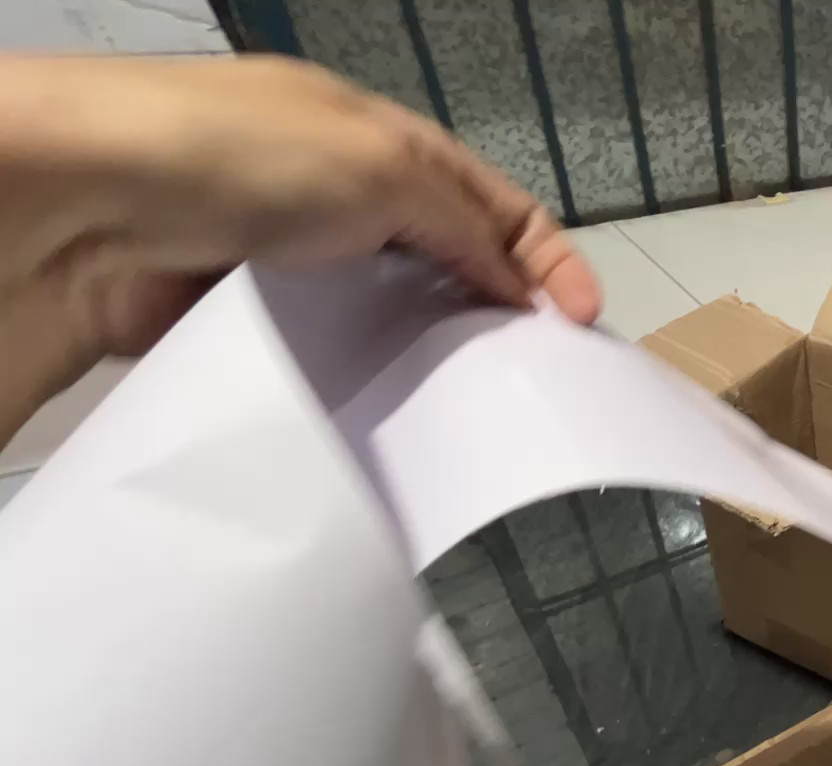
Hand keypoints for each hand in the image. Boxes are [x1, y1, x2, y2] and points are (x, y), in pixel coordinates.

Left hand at [0, 54, 600, 441]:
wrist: (69, 204)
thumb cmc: (242, 158)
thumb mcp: (383, 168)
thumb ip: (468, 230)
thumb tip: (520, 293)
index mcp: (387, 140)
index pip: (502, 205)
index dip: (553, 258)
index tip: (583, 320)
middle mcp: (358, 191)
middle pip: (469, 252)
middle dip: (518, 299)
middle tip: (549, 356)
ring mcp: (318, 250)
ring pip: (422, 296)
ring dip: (466, 332)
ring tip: (500, 376)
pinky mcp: (282, 305)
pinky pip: (370, 332)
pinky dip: (408, 354)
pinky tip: (431, 380)